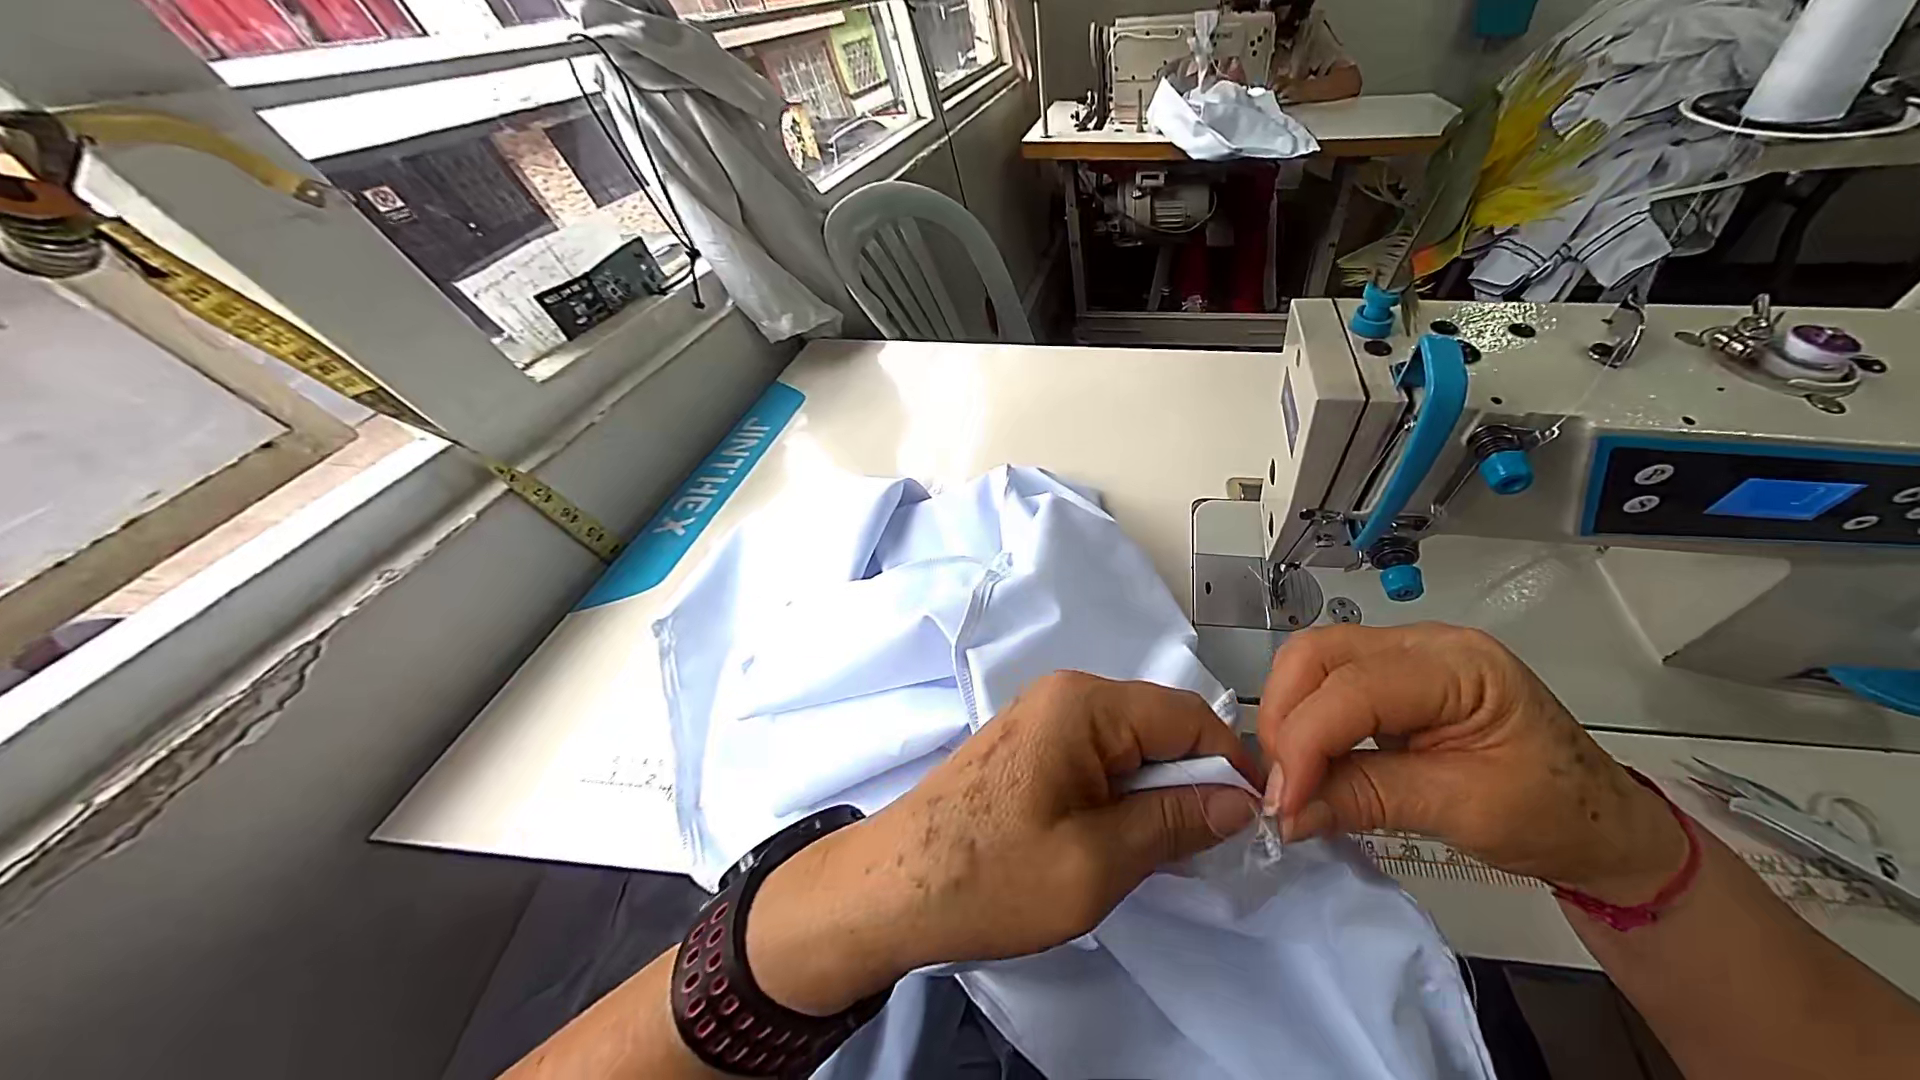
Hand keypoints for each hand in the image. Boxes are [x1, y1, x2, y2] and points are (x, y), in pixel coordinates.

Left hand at [746, 673, 1258, 1013]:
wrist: (893, 887)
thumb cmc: (991, 875)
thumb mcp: (1098, 861)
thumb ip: (1176, 822)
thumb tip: (1239, 801)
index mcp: (1083, 704)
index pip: (1187, 716)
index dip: (1229, 766)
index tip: (1252, 822)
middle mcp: (1063, 693)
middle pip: (1158, 724)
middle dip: (1190, 780)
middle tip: (1202, 845)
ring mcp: (1041, 715)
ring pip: (1129, 742)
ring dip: (1154, 789)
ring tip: (1155, 847)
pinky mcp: (1028, 742)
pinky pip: (1096, 753)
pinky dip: (1120, 789)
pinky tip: (1115, 833)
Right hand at [1257, 623, 1687, 904]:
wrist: (1601, 824)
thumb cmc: (1554, 817)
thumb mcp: (1460, 812)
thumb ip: (1363, 800)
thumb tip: (1283, 814)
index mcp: (1460, 666)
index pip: (1353, 689)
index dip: (1305, 742)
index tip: (1281, 804)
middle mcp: (1422, 641)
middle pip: (1316, 654)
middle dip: (1284, 718)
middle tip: (1280, 783)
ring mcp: (1401, 651)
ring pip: (1307, 660)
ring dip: (1286, 716)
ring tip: (1291, 773)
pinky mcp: (1386, 671)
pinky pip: (1322, 679)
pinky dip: (1301, 718)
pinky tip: (1307, 757)